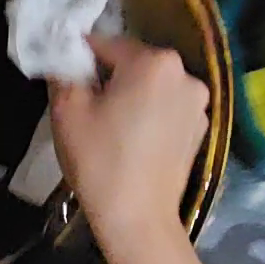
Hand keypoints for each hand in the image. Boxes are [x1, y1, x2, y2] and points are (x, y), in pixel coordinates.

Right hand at [49, 35, 210, 243]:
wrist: (137, 219)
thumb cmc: (99, 162)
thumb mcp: (67, 112)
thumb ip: (64, 73)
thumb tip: (64, 59)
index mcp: (153, 62)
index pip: (107, 45)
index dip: (81, 61)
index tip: (66, 83)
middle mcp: (185, 74)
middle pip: (134, 66)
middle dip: (110, 81)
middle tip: (88, 112)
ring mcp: (198, 104)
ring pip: (152, 89)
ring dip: (132, 100)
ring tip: (111, 131)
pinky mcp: (200, 132)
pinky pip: (167, 112)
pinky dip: (150, 119)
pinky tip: (133, 145)